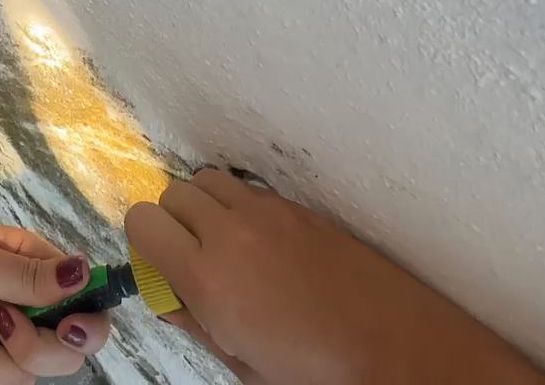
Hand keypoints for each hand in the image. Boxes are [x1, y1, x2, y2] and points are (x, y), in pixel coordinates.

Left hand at [0, 218, 111, 382]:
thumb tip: (86, 270)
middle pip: (61, 348)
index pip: (82, 295)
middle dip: (29, 347)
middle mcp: (23, 298)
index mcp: (30, 261)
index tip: (68, 331)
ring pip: (23, 373)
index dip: (85, 320)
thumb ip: (32, 276)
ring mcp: (0, 331)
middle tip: (0, 324)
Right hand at [126, 170, 544, 384]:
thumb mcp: (244, 366)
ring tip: (226, 243)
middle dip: (172, 221)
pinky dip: (240, 206)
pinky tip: (264, 245)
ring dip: (204, 205)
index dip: (143, 240)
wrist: (402, 353)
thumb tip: (166, 295)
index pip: (141, 221)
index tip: (158, 261)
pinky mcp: (297, 206)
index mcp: (208, 279)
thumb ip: (195, 323)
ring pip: (207, 179)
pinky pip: (247, 189)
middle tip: (192, 256)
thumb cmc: (320, 375)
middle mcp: (229, 232)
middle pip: (171, 193)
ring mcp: (266, 212)